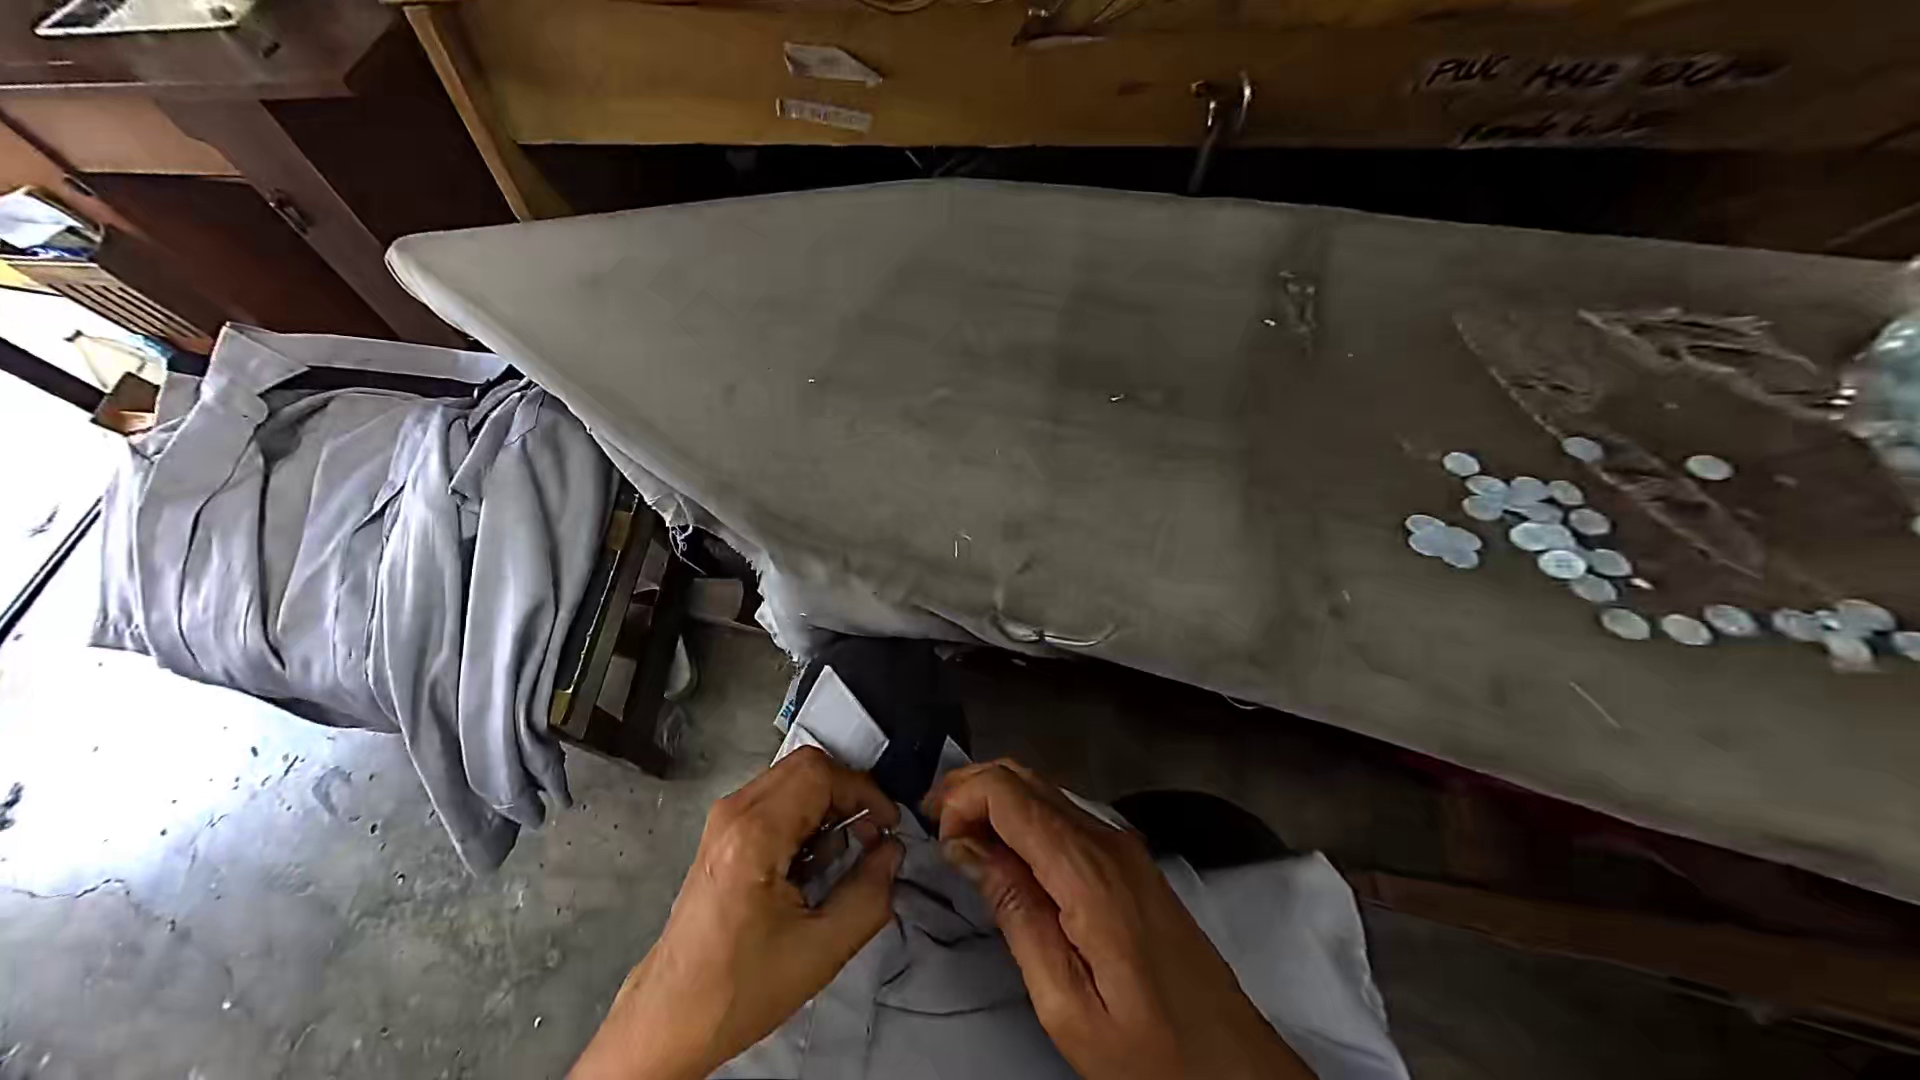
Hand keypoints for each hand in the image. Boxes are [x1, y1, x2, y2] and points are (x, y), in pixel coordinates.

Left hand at [571, 747, 902, 1079]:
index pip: (821, 774)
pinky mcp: (723, 833)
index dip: (865, 791)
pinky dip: (806, 814)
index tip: (886, 825)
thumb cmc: (739, 988)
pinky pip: (776, 798)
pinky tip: (813, 860)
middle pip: (807, 766)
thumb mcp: (822, 949)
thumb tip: (892, 852)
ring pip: (792, 778)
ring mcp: (723, 820)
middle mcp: (733, 814)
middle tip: (869, 834)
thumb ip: (871, 893)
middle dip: (849, 794)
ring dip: (828, 804)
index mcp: (753, 836)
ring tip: (843, 852)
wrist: (670, 1017)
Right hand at [928, 760, 1310, 1079]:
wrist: (1234, 1065)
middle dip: (970, 788)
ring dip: (994, 800)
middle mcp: (1106, 839)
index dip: (963, 798)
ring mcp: (1120, 845)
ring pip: (1042, 789)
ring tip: (958, 836)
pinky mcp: (1127, 858)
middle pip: (1024, 778)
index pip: (1010, 793)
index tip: (938, 839)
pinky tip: (1003, 849)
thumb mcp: (1065, 1002)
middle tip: (935, 824)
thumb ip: (1015, 911)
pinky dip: (1021, 817)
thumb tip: (968, 847)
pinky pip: (1062, 814)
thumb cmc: (1149, 1048)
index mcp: (1088, 870)